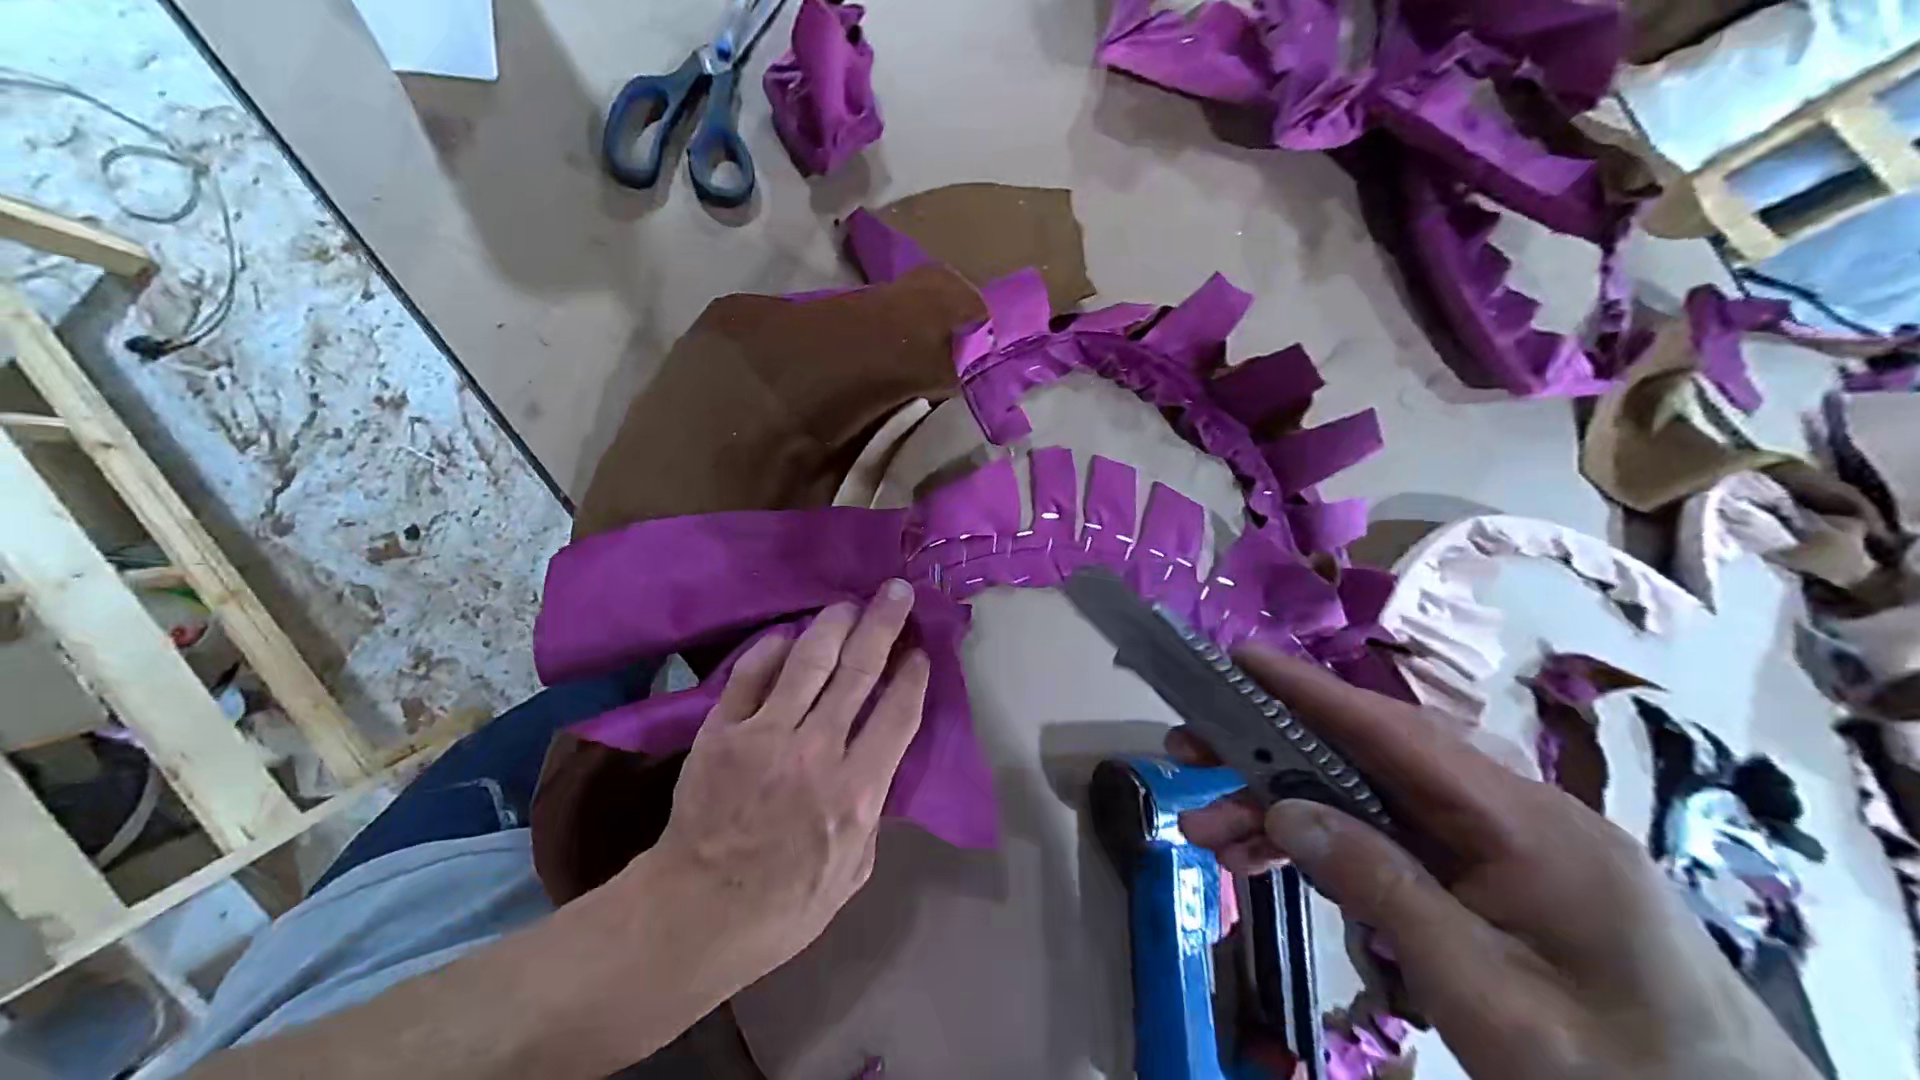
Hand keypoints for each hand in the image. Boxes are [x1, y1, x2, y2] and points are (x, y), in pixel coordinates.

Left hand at [617, 581, 929, 998]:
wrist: (697, 913)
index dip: (914, 674)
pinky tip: (788, 635)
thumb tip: (879, 765)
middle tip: (896, 591)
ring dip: (834, 624)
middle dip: (883, 625)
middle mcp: (817, 752)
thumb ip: (872, 811)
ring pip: (808, 661)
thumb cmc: (785, 904)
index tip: (920, 650)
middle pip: (859, 671)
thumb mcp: (854, 870)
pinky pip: (750, 674)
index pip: (898, 713)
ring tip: (849, 603)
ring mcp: (765, 736)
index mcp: (857, 790)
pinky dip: (772, 648)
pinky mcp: (721, 731)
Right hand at [1175, 646, 1820, 1079]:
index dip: (1310, 689)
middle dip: (1271, 753)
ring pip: (1364, 800)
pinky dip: (1323, 846)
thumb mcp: (1490, 997)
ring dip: (1284, 811)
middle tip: (1188, 753)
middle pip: (1365, 758)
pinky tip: (1264, 861)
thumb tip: (1287, 811)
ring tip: (1209, 832)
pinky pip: (1385, 841)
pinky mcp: (1483, 875)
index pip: (1395, 732)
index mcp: (1526, 824)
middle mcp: (1507, 813)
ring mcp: (1494, 844)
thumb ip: (1386, 892)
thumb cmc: (1619, 1077)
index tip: (1239, 658)